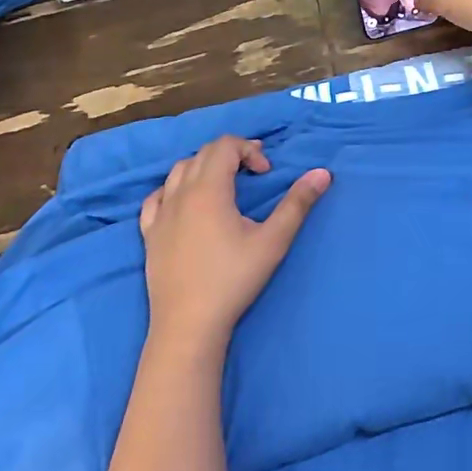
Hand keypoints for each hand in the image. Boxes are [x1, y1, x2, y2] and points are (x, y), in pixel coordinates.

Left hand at [139, 136, 330, 346]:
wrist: (189, 324)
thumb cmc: (233, 279)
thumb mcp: (273, 241)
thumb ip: (297, 203)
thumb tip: (322, 173)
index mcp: (208, 190)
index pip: (224, 145)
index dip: (249, 149)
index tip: (266, 173)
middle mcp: (180, 194)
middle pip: (202, 153)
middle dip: (230, 154)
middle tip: (253, 173)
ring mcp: (159, 214)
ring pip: (178, 171)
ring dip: (203, 167)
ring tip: (224, 186)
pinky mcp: (148, 234)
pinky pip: (156, 197)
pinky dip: (173, 189)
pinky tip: (184, 203)